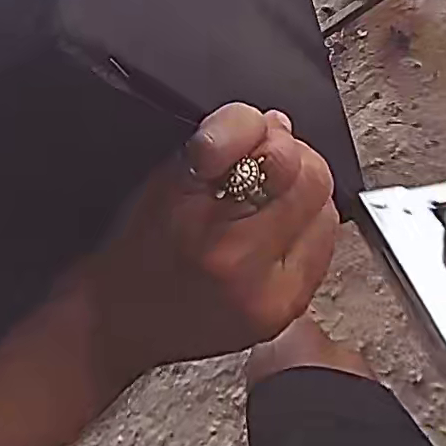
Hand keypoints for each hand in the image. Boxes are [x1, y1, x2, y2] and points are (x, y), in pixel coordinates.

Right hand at [66, 102, 339, 379]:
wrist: (120, 320)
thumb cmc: (136, 248)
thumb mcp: (163, 179)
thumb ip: (220, 143)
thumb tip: (274, 125)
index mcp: (195, 214)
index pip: (268, 148)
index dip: (260, 130)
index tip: (247, 134)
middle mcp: (234, 258)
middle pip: (308, 176)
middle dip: (289, 158)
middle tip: (262, 163)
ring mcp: (265, 292)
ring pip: (325, 209)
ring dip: (301, 193)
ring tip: (266, 201)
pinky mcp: (284, 311)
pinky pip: (326, 248)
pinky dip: (307, 228)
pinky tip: (276, 231)